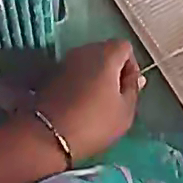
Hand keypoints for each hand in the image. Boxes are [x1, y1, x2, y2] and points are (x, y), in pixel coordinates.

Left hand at [35, 40, 143, 160]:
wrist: (48, 135)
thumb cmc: (94, 123)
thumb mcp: (125, 111)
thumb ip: (133, 89)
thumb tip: (134, 77)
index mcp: (105, 55)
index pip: (125, 46)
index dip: (131, 65)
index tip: (129, 88)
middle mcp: (83, 51)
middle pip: (105, 51)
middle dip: (113, 70)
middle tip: (115, 97)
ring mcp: (64, 61)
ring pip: (88, 62)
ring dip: (95, 76)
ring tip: (97, 103)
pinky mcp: (51, 74)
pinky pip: (73, 72)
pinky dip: (80, 82)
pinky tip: (80, 104)